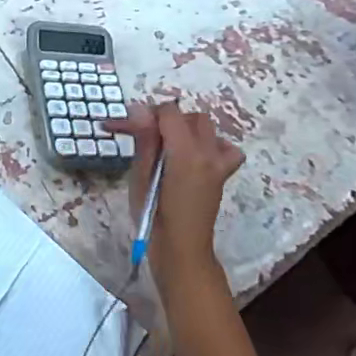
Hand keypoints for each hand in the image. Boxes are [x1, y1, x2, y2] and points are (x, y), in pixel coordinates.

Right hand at [106, 101, 244, 259]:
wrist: (180, 247)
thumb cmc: (153, 215)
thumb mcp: (139, 176)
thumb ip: (144, 140)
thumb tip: (139, 109)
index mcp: (185, 152)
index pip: (169, 112)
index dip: (147, 115)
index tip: (129, 128)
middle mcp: (208, 152)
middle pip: (190, 116)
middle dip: (167, 120)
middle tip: (145, 137)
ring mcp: (220, 162)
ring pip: (207, 128)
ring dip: (187, 130)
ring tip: (168, 146)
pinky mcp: (224, 173)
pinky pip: (226, 147)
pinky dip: (212, 145)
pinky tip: (196, 157)